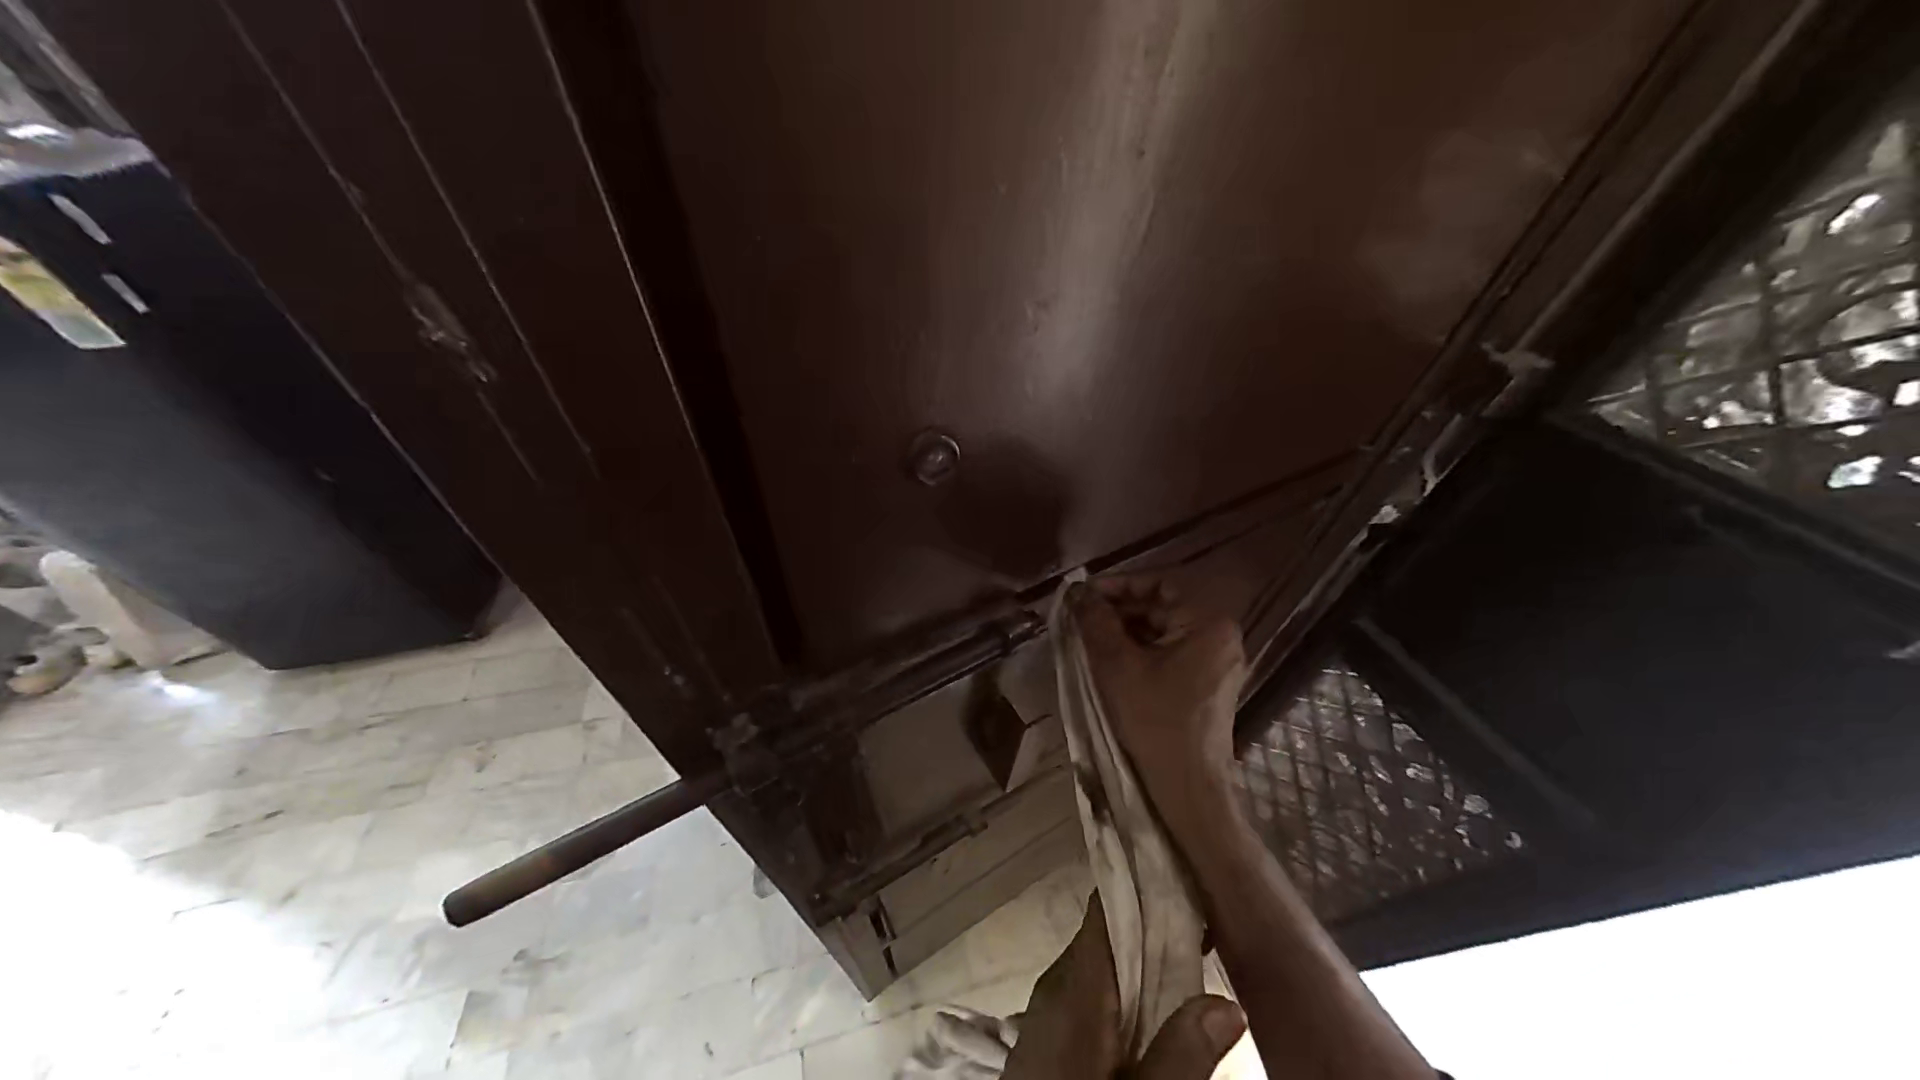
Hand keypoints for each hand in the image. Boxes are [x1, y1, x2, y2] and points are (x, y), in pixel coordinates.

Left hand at [1003, 897, 1245, 1079]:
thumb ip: (1181, 1053)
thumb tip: (1229, 1002)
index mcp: (1076, 985)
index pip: (1104, 908)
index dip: (1139, 881)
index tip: (1177, 862)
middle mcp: (1058, 981)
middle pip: (1107, 932)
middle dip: (1152, 920)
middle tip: (1202, 911)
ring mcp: (1049, 1003)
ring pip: (1101, 960)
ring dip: (1140, 953)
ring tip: (1190, 946)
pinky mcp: (1049, 1028)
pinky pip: (1090, 987)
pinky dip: (1123, 981)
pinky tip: (1152, 996)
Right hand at [1071, 577, 1246, 837]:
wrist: (1186, 785)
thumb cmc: (1153, 719)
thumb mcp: (1116, 664)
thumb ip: (1096, 620)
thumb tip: (1078, 590)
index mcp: (1209, 622)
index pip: (1161, 582)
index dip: (1119, 584)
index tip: (1084, 594)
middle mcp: (1222, 634)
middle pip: (1164, 605)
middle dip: (1121, 608)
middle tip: (1083, 616)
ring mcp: (1219, 660)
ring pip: (1166, 629)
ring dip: (1128, 629)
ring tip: (1091, 637)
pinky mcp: (1210, 682)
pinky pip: (1173, 650)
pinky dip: (1143, 649)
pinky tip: (1112, 659)